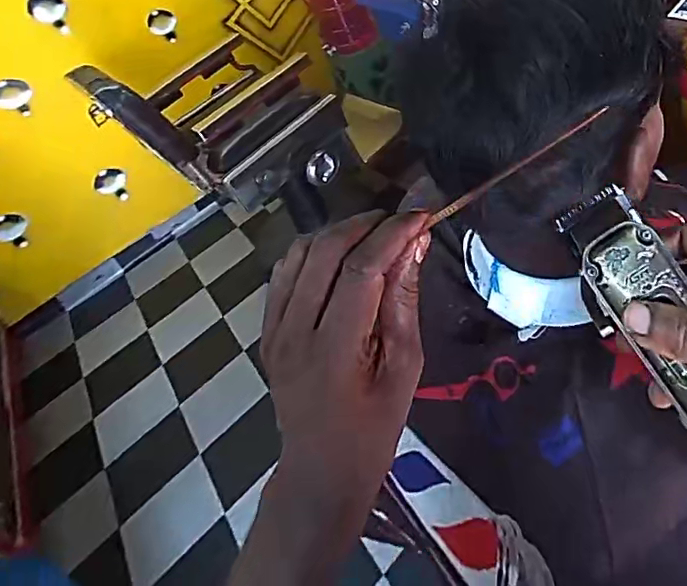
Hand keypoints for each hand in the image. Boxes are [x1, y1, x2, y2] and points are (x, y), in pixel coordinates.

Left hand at [258, 211, 431, 521]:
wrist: (320, 471)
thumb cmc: (373, 429)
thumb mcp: (405, 370)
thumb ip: (404, 303)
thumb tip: (413, 245)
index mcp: (334, 350)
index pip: (362, 270)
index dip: (393, 234)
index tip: (420, 216)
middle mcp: (294, 332)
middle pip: (325, 251)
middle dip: (366, 224)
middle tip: (399, 221)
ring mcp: (273, 329)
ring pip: (300, 252)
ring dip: (339, 232)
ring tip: (373, 234)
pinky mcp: (266, 328)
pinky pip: (285, 270)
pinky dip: (313, 250)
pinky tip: (338, 255)